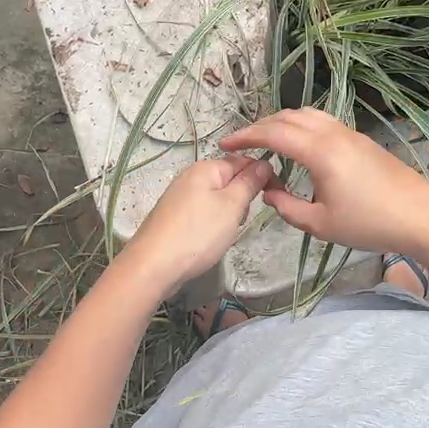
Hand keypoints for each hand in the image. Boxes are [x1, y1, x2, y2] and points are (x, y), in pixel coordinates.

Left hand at [120, 155, 276, 294]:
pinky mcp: (174, 217)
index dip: (263, 175)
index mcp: (206, 168)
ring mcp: (179, 197)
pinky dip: (211, 225)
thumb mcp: (232, 206)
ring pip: (217, 200)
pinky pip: (203, 214)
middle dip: (242, 199)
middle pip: (230, 180)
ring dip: (228, 215)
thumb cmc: (198, 233)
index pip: (244, 161)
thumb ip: (249, 182)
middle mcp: (190, 176)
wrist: (152, 266)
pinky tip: (207, 242)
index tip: (275, 195)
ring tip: (223, 234)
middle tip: (239, 220)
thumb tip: (264, 162)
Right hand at [219, 108, 428, 256]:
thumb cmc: (369, 222)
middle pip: (287, 117)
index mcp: (319, 151)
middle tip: (242, 144)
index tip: (225, 145)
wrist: (420, 215)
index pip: (273, 133)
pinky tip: (299, 144)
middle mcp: (332, 133)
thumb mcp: (321, 224)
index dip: (245, 136)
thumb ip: (287, 208)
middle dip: (260, 126)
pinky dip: (301, 124)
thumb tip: (268, 192)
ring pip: (307, 114)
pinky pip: (322, 120)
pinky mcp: (360, 139)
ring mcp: (349, 132)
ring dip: (282, 122)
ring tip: (267, 140)